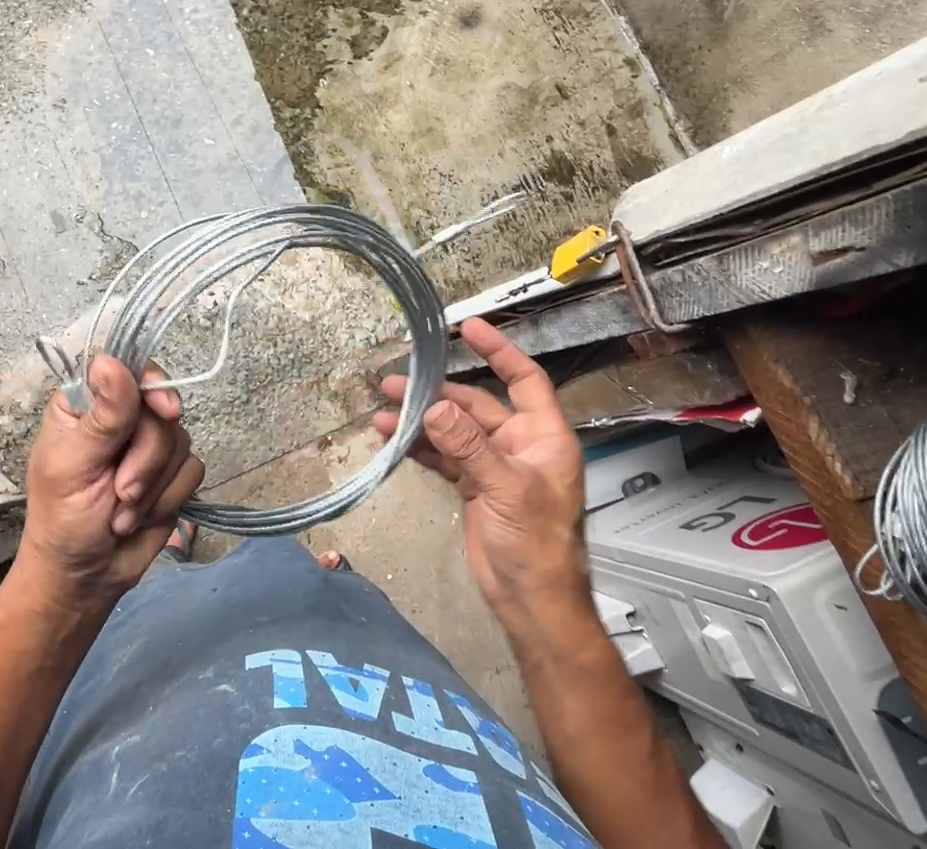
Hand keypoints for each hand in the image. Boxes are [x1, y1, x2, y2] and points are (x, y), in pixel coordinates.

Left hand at [19, 354, 204, 608]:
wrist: (86, 578)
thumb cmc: (63, 521)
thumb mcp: (73, 468)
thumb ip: (102, 418)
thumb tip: (112, 361)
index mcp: (84, 405)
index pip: (123, 367)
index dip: (149, 383)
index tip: (164, 410)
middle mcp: (119, 416)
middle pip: (160, 408)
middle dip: (146, 458)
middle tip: (120, 492)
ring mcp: (148, 444)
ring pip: (180, 439)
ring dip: (155, 484)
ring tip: (123, 512)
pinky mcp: (171, 473)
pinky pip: (192, 468)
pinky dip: (170, 497)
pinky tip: (142, 517)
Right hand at [373, 318, 587, 619]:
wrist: (531, 599)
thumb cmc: (537, 544)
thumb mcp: (506, 489)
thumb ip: (469, 447)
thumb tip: (433, 409)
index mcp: (543, 436)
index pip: (524, 380)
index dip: (499, 351)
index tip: (469, 327)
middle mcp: (519, 444)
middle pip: (475, 405)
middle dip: (436, 393)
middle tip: (394, 383)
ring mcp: (494, 465)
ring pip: (453, 431)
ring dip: (421, 421)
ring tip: (383, 412)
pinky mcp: (474, 486)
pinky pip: (444, 456)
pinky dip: (420, 448)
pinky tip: (393, 440)